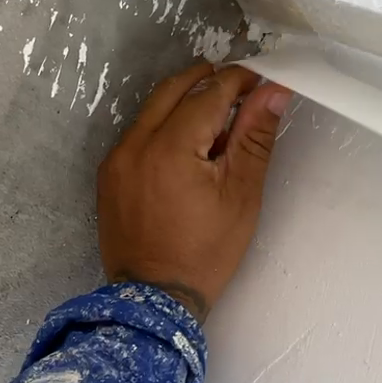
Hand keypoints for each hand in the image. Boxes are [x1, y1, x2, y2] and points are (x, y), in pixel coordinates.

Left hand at [97, 62, 291, 321]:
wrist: (155, 300)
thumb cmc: (203, 256)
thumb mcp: (240, 197)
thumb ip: (254, 138)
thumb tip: (273, 92)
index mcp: (170, 149)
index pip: (208, 93)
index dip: (238, 82)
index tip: (259, 85)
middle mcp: (135, 146)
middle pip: (173, 90)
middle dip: (207, 82)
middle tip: (237, 93)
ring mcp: (116, 162)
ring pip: (151, 112)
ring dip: (183, 106)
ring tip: (213, 128)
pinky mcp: (108, 178)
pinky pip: (136, 137)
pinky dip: (161, 131)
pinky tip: (183, 153)